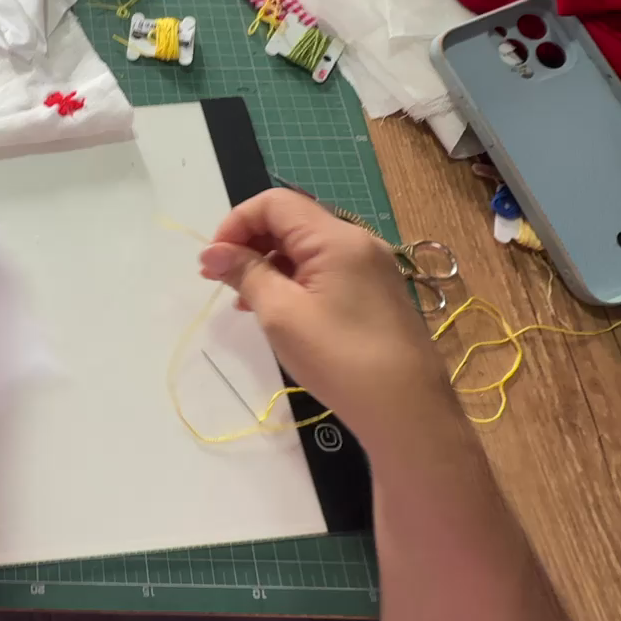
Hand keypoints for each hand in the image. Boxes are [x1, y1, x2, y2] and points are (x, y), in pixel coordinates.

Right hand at [196, 189, 455, 451]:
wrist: (409, 416)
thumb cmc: (340, 359)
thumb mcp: (280, 313)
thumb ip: (244, 273)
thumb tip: (212, 252)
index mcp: (336, 238)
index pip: (275, 203)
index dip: (236, 222)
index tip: (215, 259)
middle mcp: (357, 242)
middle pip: (290, 221)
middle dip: (249, 242)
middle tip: (219, 278)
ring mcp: (370, 267)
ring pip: (304, 246)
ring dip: (267, 262)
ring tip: (243, 299)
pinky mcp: (374, 291)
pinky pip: (322, 268)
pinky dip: (291, 278)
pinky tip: (275, 309)